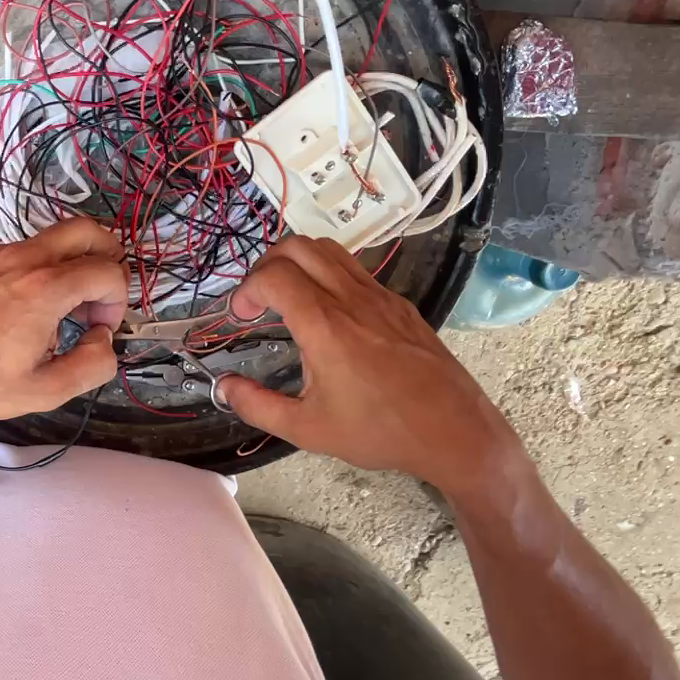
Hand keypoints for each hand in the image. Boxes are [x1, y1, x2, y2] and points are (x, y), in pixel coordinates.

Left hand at [0, 218, 127, 436]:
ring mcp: (0, 254)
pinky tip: (34, 309)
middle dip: (108, 259)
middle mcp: (24, 259)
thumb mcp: (45, 391)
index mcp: (44, 289)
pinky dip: (48, 266)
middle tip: (100, 299)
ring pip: (57, 236)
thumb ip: (93, 365)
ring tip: (67, 309)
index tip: (100, 329)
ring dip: (77, 263)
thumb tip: (103, 338)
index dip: (118, 300)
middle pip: (88, 231)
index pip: (107, 270)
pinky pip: (30, 249)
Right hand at [216, 236, 525, 497]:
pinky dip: (325, 273)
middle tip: (259, 300)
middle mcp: (350, 300)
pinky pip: (352, 268)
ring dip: (296, 262)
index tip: (242, 317)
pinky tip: (325, 312)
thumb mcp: (306, 430)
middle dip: (265, 265)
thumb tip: (223, 387)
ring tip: (287, 296)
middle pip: (296, 246)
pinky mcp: (398, 303)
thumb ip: (256, 406)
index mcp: (325, 326)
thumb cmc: (379, 432)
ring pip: (327, 249)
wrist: (457, 433)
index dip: (246, 289)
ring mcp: (379, 296)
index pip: (273, 276)